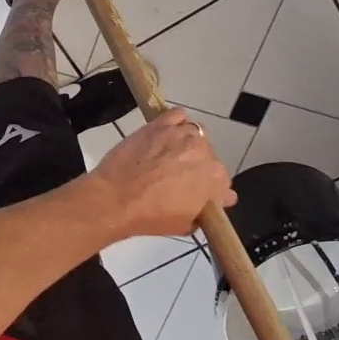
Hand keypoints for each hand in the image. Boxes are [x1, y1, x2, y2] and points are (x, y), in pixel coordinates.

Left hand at [86, 108, 235, 237]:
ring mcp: (181, 134)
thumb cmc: (151, 216)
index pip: (222, 181)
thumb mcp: (187, 224)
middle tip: (179, 177)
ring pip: (195, 133)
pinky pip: (177, 115)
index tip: (198, 194)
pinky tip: (167, 135)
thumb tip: (223, 198)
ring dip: (188, 144)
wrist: (115, 199)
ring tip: (170, 156)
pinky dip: (176, 122)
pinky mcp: (160, 124)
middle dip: (197, 166)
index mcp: (215, 177)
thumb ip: (208, 210)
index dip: (210, 189)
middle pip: (208, 156)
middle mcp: (204, 151)